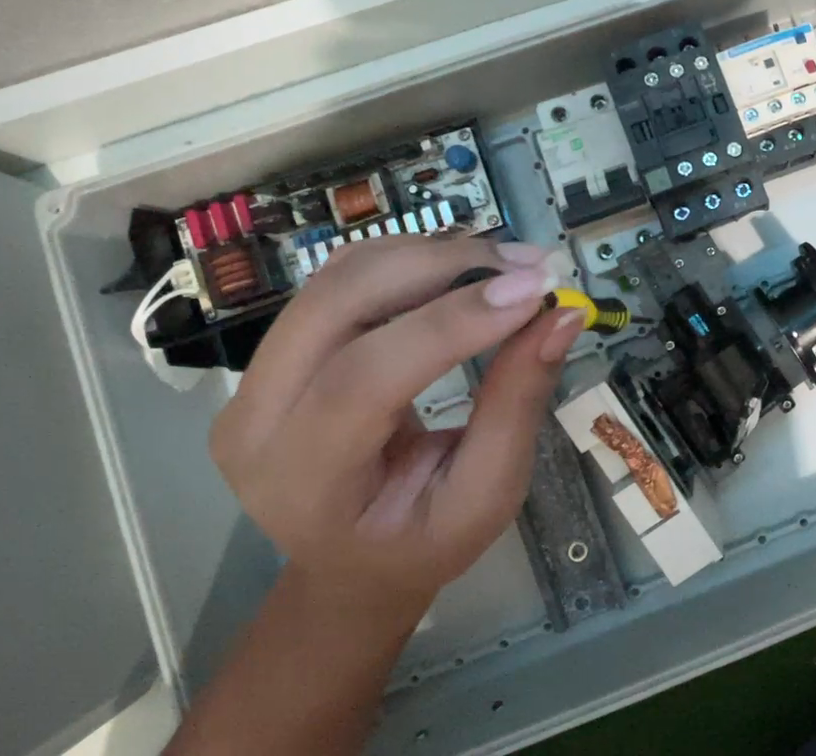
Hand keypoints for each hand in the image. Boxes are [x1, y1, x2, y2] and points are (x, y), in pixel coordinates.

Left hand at [209, 236, 583, 611]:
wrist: (355, 562)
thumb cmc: (425, 541)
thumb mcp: (487, 494)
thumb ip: (517, 404)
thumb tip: (562, 316)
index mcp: (302, 481)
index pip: (365, 378)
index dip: (452, 323)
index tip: (535, 289)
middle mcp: (254, 420)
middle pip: (337, 306)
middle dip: (440, 267)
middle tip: (529, 264)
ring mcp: (253, 380)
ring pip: (337, 278)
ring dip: (430, 254)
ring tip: (508, 263)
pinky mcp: (275, 352)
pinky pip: (339, 279)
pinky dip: (409, 259)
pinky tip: (464, 269)